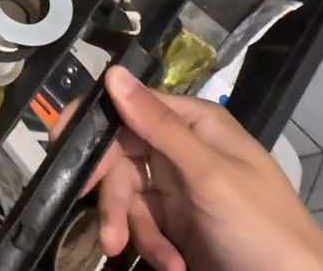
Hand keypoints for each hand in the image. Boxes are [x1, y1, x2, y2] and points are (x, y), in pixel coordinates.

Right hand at [77, 66, 322, 270]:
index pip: (129, 107)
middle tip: (107, 229)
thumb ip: (157, 124)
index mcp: (195, 124)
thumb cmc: (264, 230)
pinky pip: (143, 225)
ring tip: (146, 260)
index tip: (58, 142)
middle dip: (113, 196)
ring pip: (127, 194)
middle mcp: (183, 150)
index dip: (93, 124)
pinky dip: (151, 247)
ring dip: (132, 229)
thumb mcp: (210, 176)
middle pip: (121, 156)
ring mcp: (180, 190)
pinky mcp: (179, 227)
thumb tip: (112, 71)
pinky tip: (173, 266)